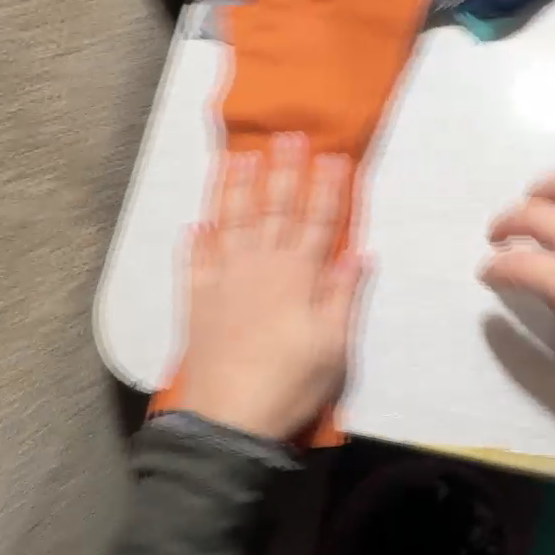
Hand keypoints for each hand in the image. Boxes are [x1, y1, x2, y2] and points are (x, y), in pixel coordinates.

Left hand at [177, 134, 368, 441]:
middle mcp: (261, 266)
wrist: (229, 418)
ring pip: (232, 223)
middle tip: (287, 137)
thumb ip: (343, 295)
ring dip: (237, 189)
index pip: (318, 222)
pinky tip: (196, 224)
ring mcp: (224, 280)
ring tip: (240, 157)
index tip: (334, 156)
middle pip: (274, 210)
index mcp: (298, 275)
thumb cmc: (293, 381)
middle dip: (283, 172)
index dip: (328, 188)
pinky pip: (195, 261)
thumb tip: (358, 253)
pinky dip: (195, 241)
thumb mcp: (334, 345)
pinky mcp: (198, 301)